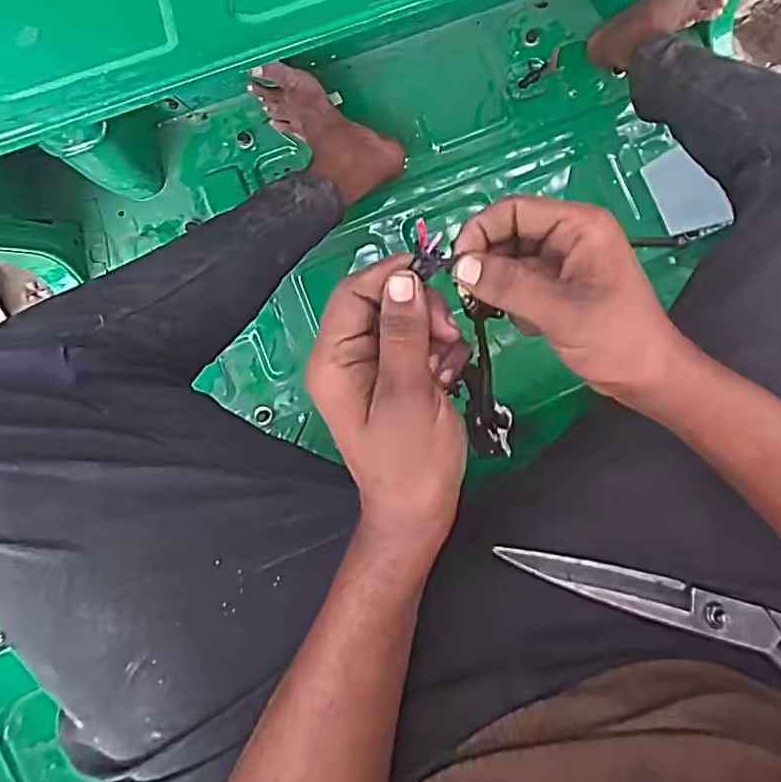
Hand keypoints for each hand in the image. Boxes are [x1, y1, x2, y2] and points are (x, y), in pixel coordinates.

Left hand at [306, 256, 470, 550]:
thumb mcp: (407, 393)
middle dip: (420, 310)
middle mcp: (348, 355)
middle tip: (445, 335)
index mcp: (334, 360)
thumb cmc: (410, 461)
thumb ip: (404, 333)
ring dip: (435, 331)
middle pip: (383, 300)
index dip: (389, 275)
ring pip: (407, 316)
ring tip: (445, 367)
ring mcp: (373, 363)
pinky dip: (440, 348)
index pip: (353, 292)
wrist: (421, 509)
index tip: (431, 272)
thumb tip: (403, 278)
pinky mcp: (397, 371)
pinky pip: (420, 337)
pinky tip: (446, 375)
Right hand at [452, 197, 686, 400]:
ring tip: (496, 308)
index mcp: (579, 225)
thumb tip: (461, 267)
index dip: (481, 231)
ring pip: (510, 257)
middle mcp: (569, 235)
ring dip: (496, 282)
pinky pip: (518, 279)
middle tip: (468, 289)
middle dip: (486, 260)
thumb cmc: (618, 339)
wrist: (647, 378)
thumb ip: (508, 285)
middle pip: (508, 231)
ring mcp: (563, 260)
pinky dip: (509, 297)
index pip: (514, 210)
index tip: (459, 264)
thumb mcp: (560, 310)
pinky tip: (523, 319)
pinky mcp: (557, 284)